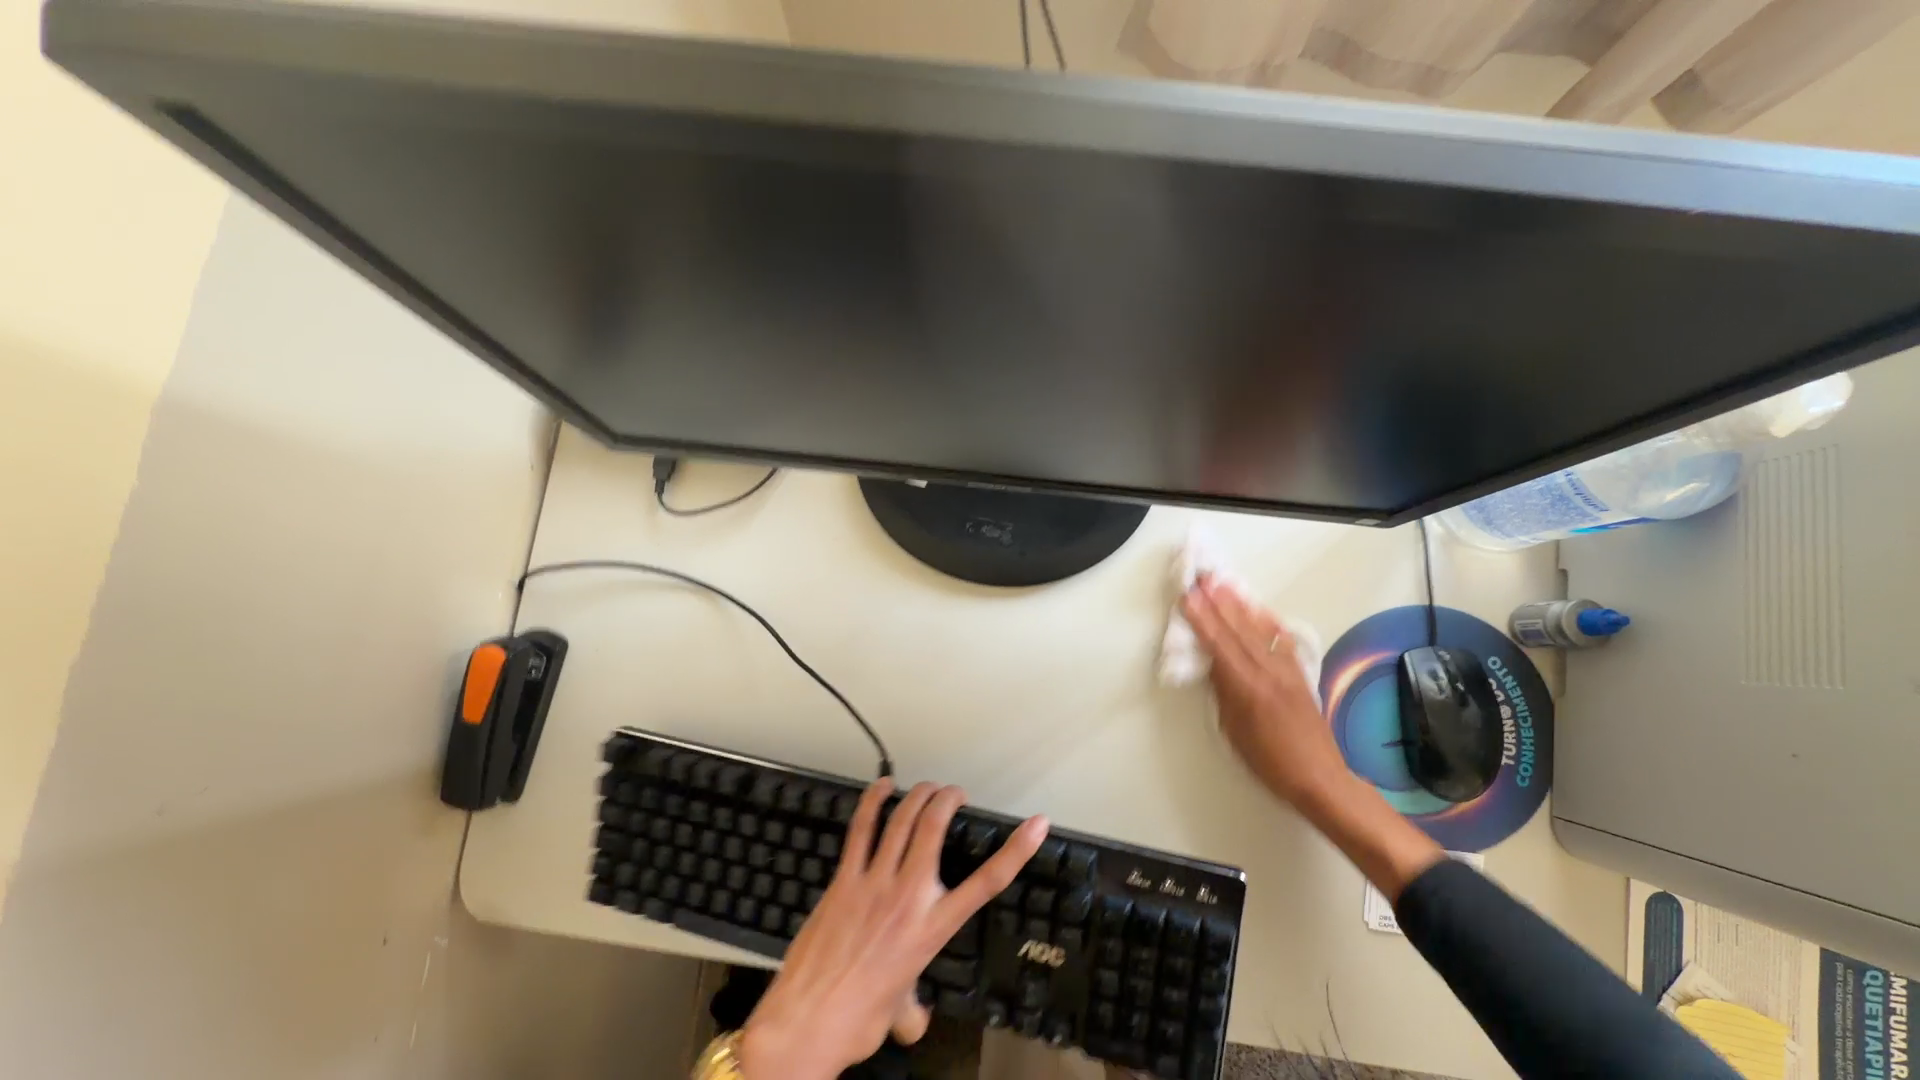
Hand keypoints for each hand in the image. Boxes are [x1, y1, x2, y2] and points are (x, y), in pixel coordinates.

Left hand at [739, 778, 1047, 1079]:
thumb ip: (913, 1008)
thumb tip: (915, 1020)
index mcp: (933, 928)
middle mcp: (909, 896)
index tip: (1036, 825)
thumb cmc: (858, 1021)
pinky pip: (861, 830)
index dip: (1017, 850)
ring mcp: (874, 882)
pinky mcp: (843, 880)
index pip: (987, 882)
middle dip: (949, 800)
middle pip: (936, 828)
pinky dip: (873, 802)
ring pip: (902, 820)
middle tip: (955, 794)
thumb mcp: (900, 1014)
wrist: (809, 1020)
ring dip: (918, 795)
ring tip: (928, 786)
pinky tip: (882, 787)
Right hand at [1180, 575, 1346, 808]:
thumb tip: (1214, 667)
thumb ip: (1225, 695)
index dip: (1203, 621)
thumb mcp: (1235, 732)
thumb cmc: (1269, 763)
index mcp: (1248, 689)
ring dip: (1241, 606)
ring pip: (1261, 632)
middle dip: (1220, 603)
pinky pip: (1282, 642)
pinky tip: (1260, 610)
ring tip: (1226, 584)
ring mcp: (1288, 672)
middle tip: (1204, 579)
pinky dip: (1269, 623)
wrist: (1320, 778)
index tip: (1189, 597)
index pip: (1220, 647)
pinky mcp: (1300, 676)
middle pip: (1239, 632)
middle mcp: (1268, 674)